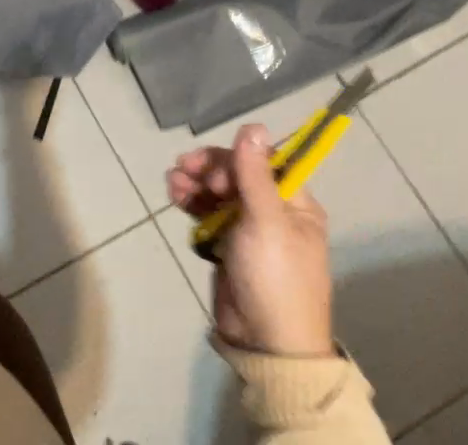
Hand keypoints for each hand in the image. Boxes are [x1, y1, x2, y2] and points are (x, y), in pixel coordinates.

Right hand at [167, 125, 333, 356]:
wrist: (266, 341)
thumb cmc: (275, 277)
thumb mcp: (266, 221)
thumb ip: (255, 173)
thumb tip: (254, 125)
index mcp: (295, 204)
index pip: (261, 163)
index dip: (233, 159)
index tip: (211, 173)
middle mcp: (274, 212)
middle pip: (236, 175)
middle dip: (207, 169)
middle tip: (182, 172)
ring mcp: (248, 230)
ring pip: (217, 193)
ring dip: (194, 183)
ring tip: (172, 184)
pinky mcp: (227, 246)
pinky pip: (206, 213)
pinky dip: (191, 202)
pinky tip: (175, 197)